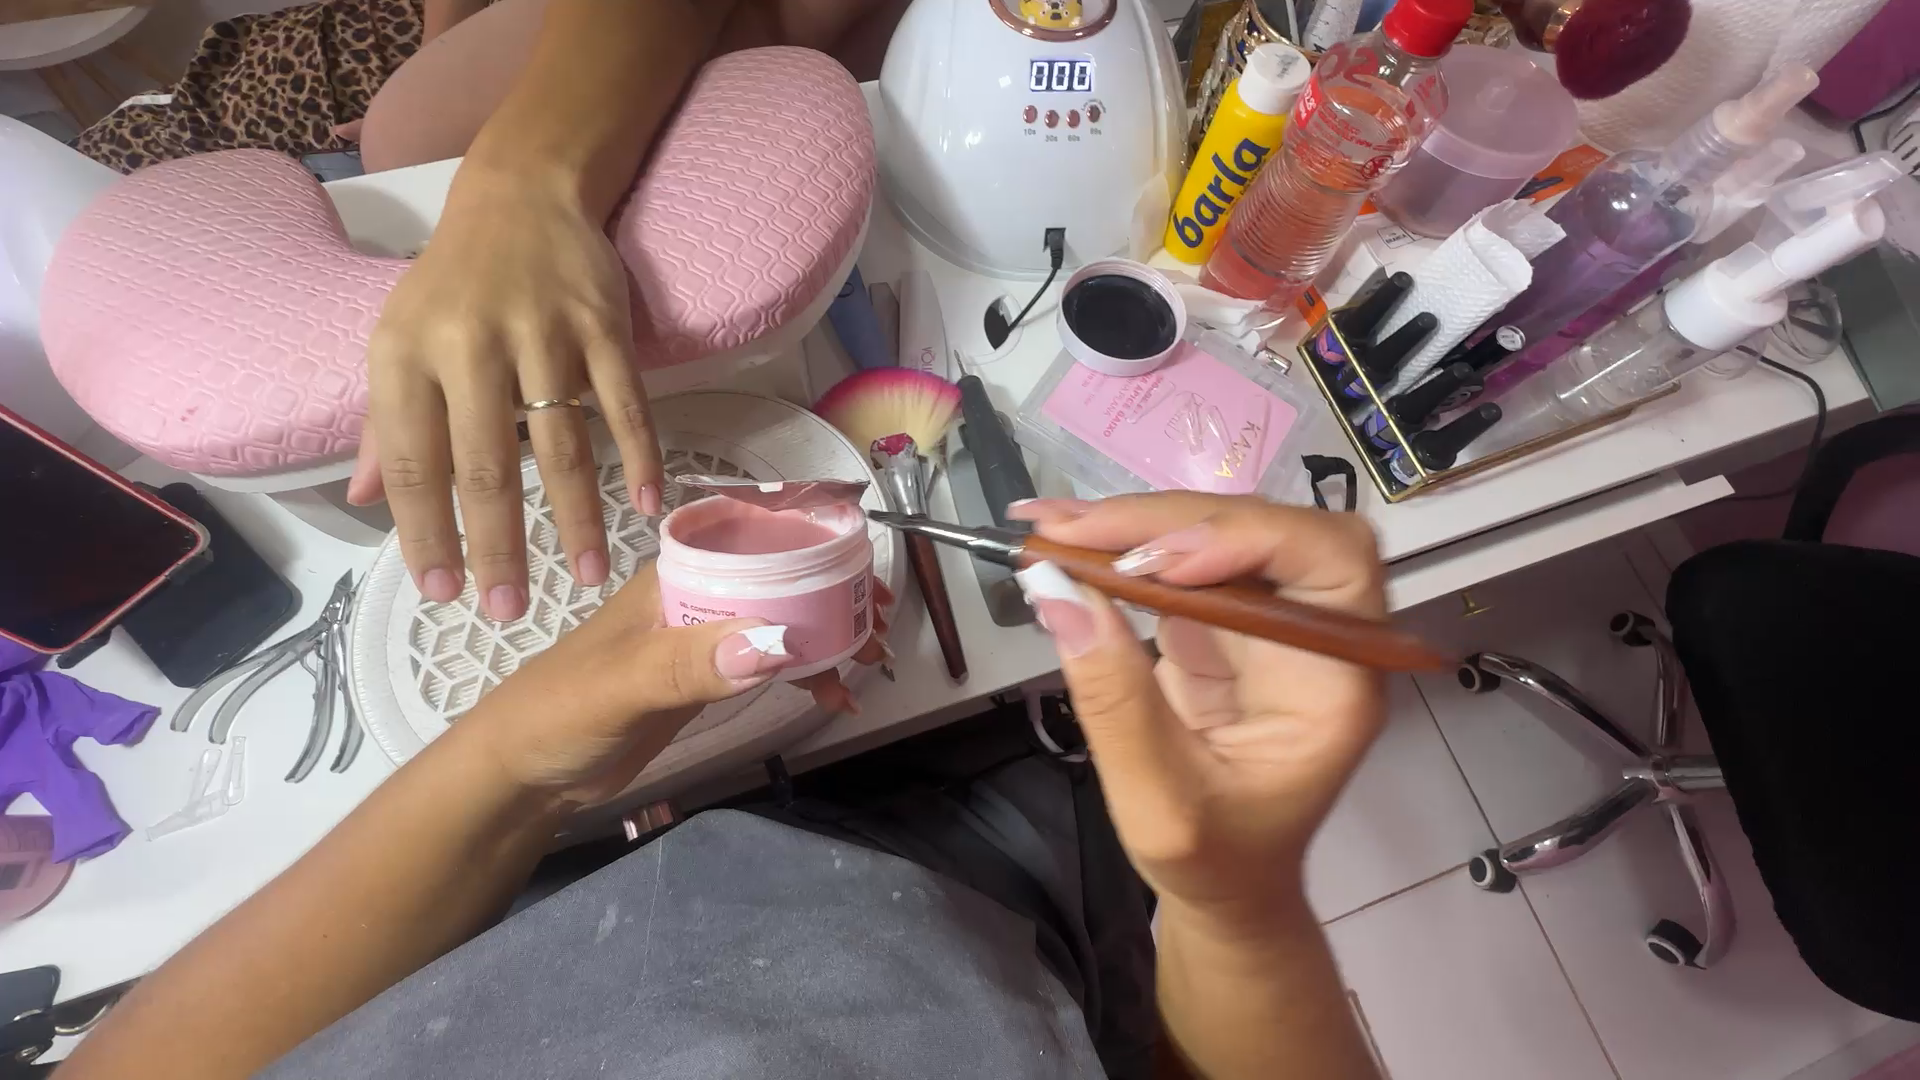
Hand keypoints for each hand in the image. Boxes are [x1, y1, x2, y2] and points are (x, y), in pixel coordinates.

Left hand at [349, 176, 663, 621]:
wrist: (521, 197)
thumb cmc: (456, 280)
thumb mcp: (401, 339)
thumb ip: (384, 421)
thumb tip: (360, 498)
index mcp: (405, 355)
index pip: (409, 461)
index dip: (424, 532)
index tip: (442, 593)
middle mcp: (469, 348)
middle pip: (486, 465)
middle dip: (497, 545)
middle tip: (510, 608)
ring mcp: (543, 336)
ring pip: (562, 444)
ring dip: (576, 517)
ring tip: (588, 574)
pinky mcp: (604, 328)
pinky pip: (625, 403)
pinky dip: (638, 456)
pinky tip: (646, 507)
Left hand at [462, 563, 889, 804]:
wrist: (525, 774)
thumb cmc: (559, 712)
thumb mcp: (623, 685)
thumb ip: (692, 663)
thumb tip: (776, 642)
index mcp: (679, 576)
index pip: (760, 543)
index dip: (819, 554)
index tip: (863, 582)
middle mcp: (699, 595)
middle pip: (784, 581)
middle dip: (836, 598)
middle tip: (880, 628)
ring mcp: (706, 636)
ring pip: (784, 622)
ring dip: (828, 638)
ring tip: (869, 663)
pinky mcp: (710, 674)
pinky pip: (772, 663)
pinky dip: (806, 675)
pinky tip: (831, 698)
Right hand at [1010, 494, 1386, 928]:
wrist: (1225, 879)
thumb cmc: (1214, 858)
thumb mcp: (1158, 802)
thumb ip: (1113, 699)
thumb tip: (1055, 590)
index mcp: (1334, 684)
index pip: (1329, 562)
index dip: (1249, 538)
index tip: (1154, 563)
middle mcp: (1312, 634)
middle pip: (1261, 528)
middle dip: (1161, 522)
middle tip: (1067, 530)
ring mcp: (1263, 619)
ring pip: (1211, 532)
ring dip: (1131, 523)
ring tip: (1050, 526)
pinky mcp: (1219, 617)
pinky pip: (1173, 559)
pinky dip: (1118, 546)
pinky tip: (1066, 541)